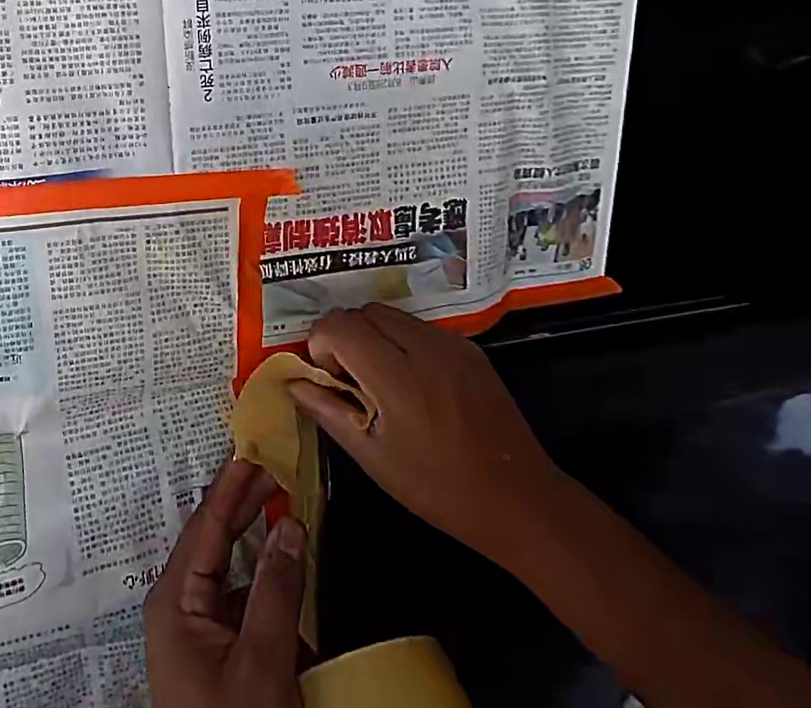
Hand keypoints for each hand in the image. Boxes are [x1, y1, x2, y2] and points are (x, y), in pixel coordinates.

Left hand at [144, 459, 304, 707]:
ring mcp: (197, 627)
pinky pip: (241, 598)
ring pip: (231, 566)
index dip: (232, 484)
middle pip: (215, 538)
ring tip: (284, 501)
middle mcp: (179, 604)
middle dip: (245, 502)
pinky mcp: (215, 648)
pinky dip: (265, 579)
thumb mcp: (261, 661)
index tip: (253, 448)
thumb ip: (277, 588)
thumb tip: (291, 523)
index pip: (207, 525)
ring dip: (257, 537)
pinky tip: (287, 565)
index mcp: (175, 598)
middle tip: (276, 464)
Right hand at [287, 304, 556, 554]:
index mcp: (397, 376)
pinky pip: (420, 327)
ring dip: (372, 336)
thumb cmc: (437, 487)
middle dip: (345, 336)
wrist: (519, 499)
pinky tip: (412, 383)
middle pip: (363, 311)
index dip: (321, 345)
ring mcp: (452, 344)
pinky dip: (401, 342)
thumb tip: (292, 384)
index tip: (330, 378)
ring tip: (381, 382)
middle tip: (351, 380)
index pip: (339, 325)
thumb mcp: (372, 457)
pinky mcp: (470, 349)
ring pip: (392, 315)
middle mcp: (425, 347)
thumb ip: (328, 411)